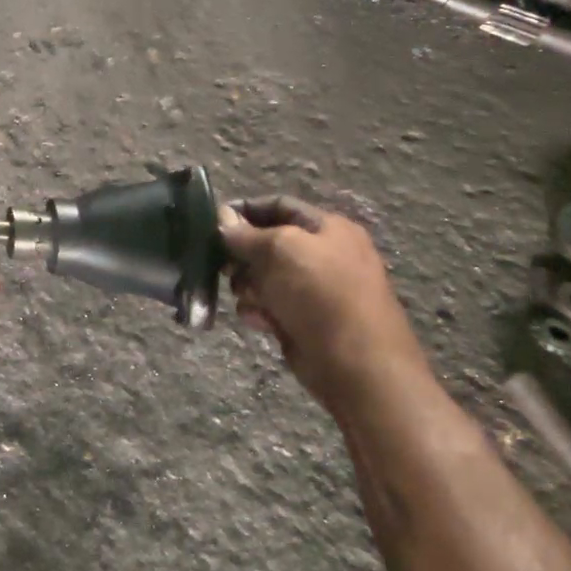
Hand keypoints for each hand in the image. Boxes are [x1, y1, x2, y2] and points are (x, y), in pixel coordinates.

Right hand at [219, 196, 428, 407]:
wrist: (358, 365)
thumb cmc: (320, 295)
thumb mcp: (278, 250)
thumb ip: (245, 233)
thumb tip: (221, 218)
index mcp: (329, 229)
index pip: (277, 205)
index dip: (244, 210)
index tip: (211, 223)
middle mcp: (325, 254)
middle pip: (267, 242)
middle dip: (242, 254)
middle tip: (222, 265)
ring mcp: (317, 288)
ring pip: (264, 275)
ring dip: (247, 284)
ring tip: (247, 298)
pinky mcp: (307, 318)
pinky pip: (271, 303)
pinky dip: (259, 309)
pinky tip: (258, 320)